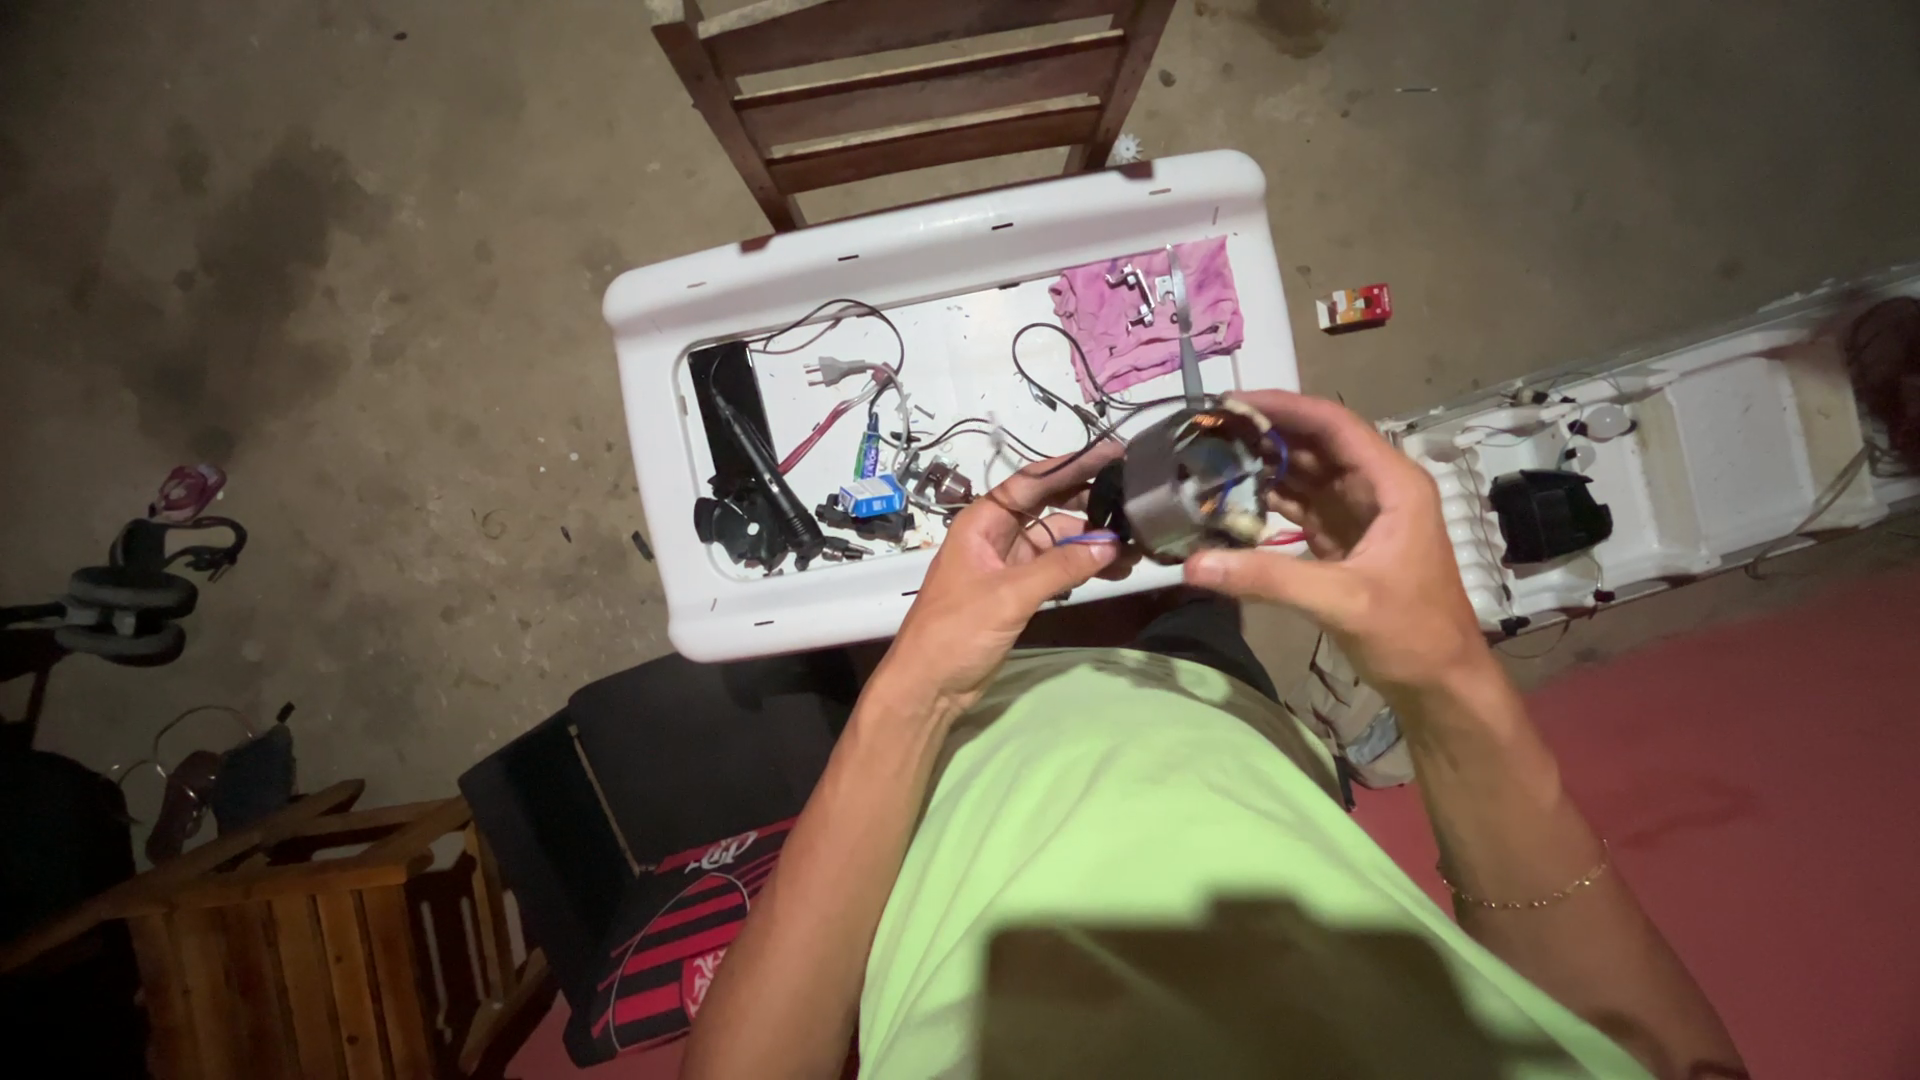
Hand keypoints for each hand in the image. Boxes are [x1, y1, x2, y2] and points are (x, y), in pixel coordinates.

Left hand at [873, 446, 1123, 715]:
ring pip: (1056, 541)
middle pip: (1048, 507)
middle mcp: (995, 536)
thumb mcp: (1009, 595)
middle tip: (1133, 504)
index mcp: (982, 522)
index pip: (1032, 481)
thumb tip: (1110, 545)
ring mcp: (1007, 565)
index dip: (1072, 465)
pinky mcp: (1017, 592)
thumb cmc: (956, 631)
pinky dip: (1080, 568)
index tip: (1112, 454)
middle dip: (1088, 504)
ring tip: (1133, 548)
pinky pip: (1055, 569)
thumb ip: (1060, 567)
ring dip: (1090, 543)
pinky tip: (1111, 570)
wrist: (929, 685)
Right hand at [1182, 390, 1490, 696]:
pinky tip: (1231, 501)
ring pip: (1304, 474)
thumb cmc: (1410, 633)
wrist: (1440, 683)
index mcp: (1392, 485)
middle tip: (1207, 431)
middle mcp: (1376, 489)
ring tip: (1209, 459)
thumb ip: (1267, 578)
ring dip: (1262, 466)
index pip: (1333, 425)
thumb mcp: (1341, 601)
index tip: (1231, 401)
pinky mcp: (1342, 541)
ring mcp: (1359, 515)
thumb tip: (1193, 564)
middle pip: (1314, 445)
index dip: (1284, 407)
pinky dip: (1267, 501)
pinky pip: (1299, 506)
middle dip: (1265, 434)